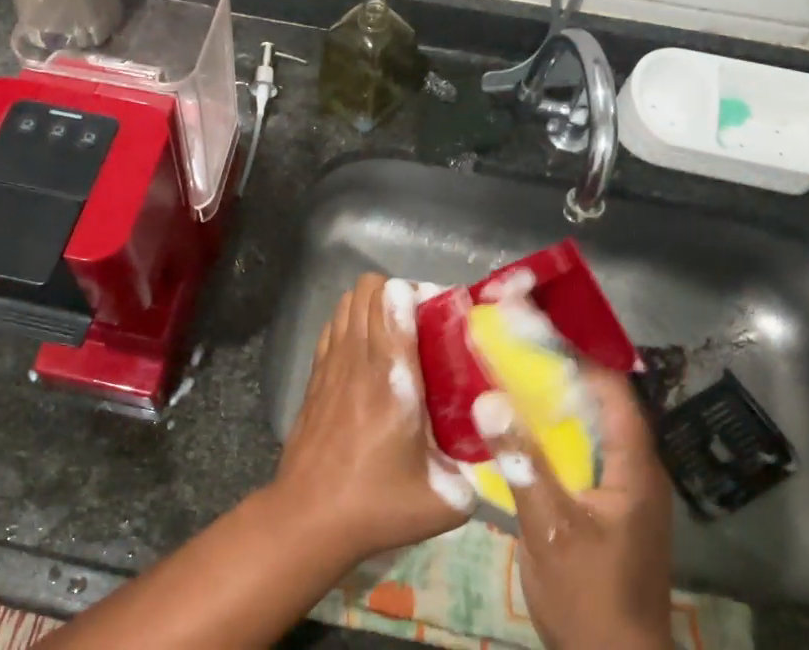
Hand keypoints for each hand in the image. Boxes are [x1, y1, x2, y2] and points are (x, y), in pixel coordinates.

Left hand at [268, 274, 474, 560]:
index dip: (420, 293)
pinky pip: (332, 327)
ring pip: (347, 302)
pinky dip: (351, 325)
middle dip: (399, 293)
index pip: (394, 300)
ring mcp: (330, 364)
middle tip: (425, 323)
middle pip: (369, 289)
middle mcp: (358, 358)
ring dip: (373, 305)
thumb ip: (478, 470)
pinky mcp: (314, 377)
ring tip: (398, 334)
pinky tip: (368, 356)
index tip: (443, 313)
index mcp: (391, 377)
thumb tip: (500, 445)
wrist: (308, 519)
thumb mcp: (445, 499)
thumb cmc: (377, 506)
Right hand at [474, 370, 671, 649]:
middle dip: (559, 377)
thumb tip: (489, 398)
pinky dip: (557, 440)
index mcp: (636, 467)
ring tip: (510, 384)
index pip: (612, 390)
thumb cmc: (589, 593)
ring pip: (593, 433)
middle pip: (602, 406)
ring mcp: (627, 494)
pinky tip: (523, 440)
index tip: (532, 332)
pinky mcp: (613, 513)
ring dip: (556, 408)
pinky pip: (586, 458)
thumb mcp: (549, 526)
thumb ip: (522, 463)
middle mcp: (638, 472)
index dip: (575, 356)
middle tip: (513, 353)